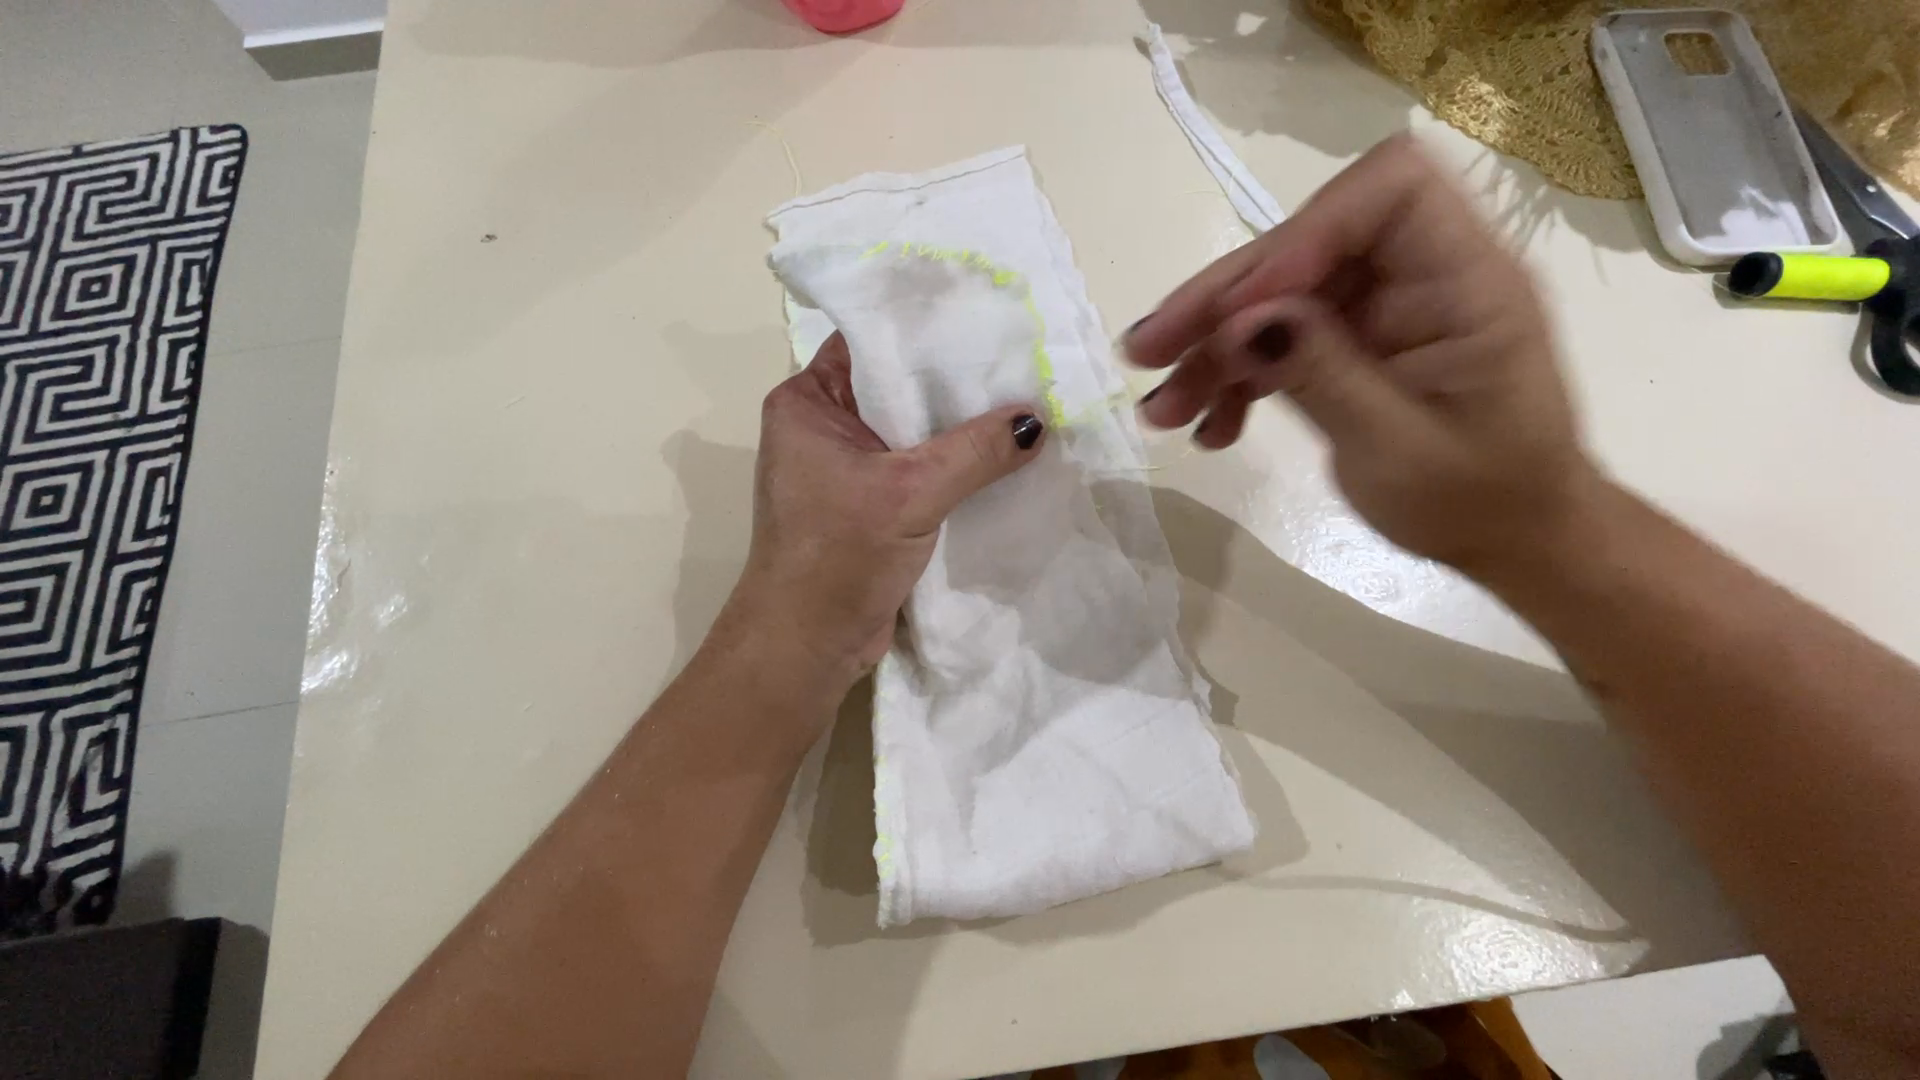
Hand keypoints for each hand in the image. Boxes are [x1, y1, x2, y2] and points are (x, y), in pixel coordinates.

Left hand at [720, 332, 1045, 706]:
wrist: (807, 645)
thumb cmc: (838, 554)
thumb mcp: (909, 493)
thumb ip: (975, 452)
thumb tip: (1038, 421)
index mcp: (808, 402)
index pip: (871, 343)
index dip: (926, 329)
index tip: (987, 317)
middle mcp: (824, 426)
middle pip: (898, 387)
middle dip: (954, 380)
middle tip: (1020, 361)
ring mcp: (847, 468)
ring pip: (913, 432)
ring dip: (959, 428)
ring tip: (1025, 403)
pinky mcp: (870, 505)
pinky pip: (919, 469)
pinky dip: (955, 466)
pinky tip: (1004, 458)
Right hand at [1125, 134, 1597, 574]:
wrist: (1509, 538)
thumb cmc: (1475, 500)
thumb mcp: (1396, 448)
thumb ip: (1322, 376)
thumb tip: (1239, 322)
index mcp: (1465, 280)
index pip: (1388, 193)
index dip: (1306, 233)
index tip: (1243, 310)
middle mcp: (1417, 277)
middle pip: (1302, 246)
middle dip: (1218, 300)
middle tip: (1144, 354)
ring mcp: (1378, 310)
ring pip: (1274, 298)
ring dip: (1209, 350)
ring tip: (1159, 411)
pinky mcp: (1350, 343)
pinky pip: (1276, 341)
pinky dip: (1234, 381)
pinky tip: (1209, 429)